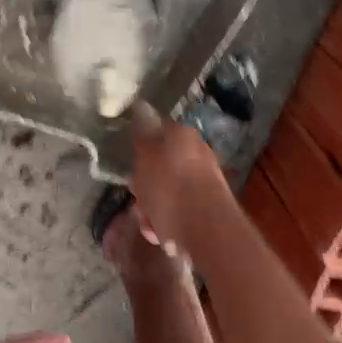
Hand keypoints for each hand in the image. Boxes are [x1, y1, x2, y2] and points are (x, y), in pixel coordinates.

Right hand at [127, 103, 225, 246]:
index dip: (140, 150)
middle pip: (161, 166)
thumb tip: (142, 106)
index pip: (156, 131)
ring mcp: (206, 180)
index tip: (131, 168)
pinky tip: (163, 236)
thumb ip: (142, 136)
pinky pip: (182, 209)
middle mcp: (197, 152)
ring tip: (148, 225)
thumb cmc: (168, 188)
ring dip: (154, 208)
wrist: (207, 230)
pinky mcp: (210, 206)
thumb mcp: (144, 159)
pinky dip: (170, 222)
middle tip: (137, 201)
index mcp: (182, 135)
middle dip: (146, 186)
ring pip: (170, 191)